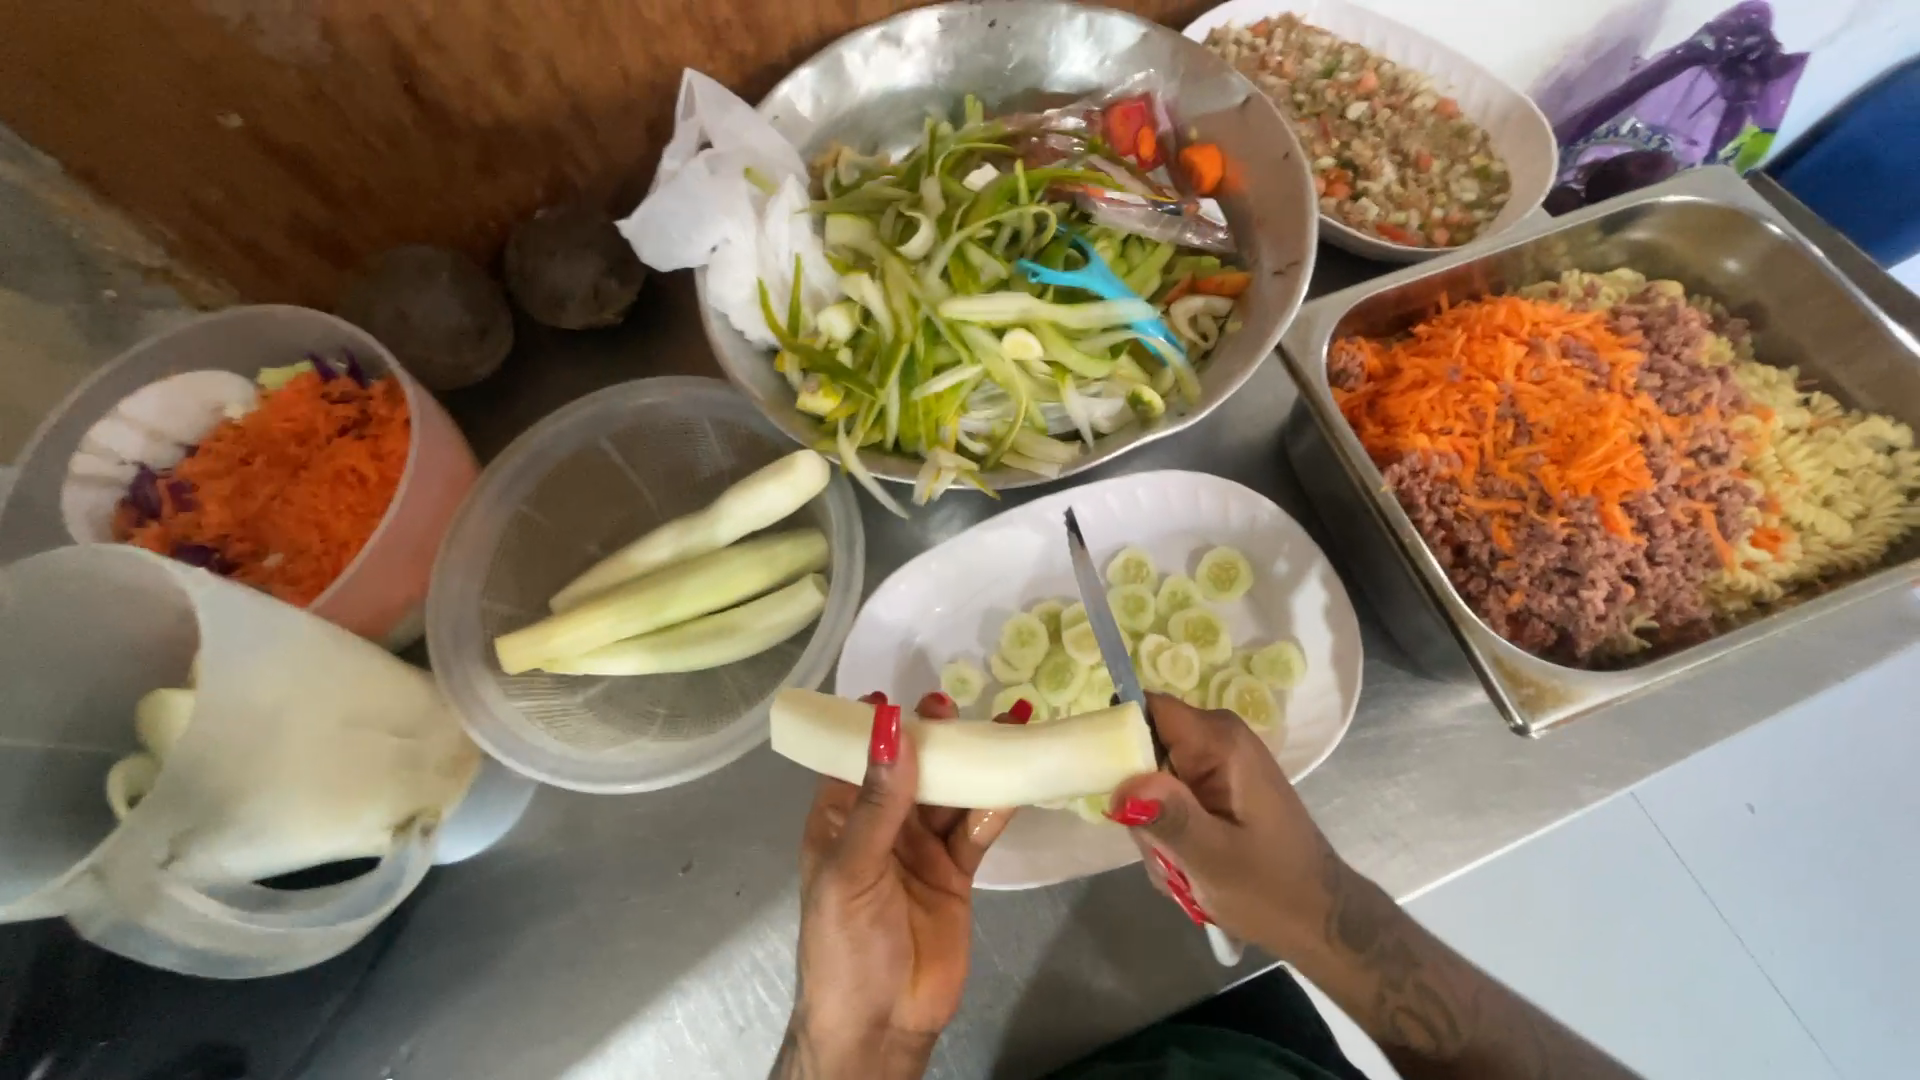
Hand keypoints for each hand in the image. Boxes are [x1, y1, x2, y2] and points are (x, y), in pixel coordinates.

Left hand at [775, 692, 1015, 1079]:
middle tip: (948, 707)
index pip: (856, 759)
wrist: (884, 1025)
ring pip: (949, 791)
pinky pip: (976, 828)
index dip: (874, 727)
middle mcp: (882, 823)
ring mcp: (921, 845)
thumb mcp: (852, 870)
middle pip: (910, 768)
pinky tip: (1012, 781)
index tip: (895, 695)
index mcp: (840, 817)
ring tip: (997, 726)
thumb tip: (891, 726)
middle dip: (930, 737)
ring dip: (971, 762)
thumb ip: (878, 802)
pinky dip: (994, 805)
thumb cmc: (845, 945)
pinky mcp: (957, 869)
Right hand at [1105, 692, 1344, 956]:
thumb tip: (1122, 786)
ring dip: (1153, 823)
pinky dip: (1168, 829)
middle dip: (1138, 798)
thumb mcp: (1214, 860)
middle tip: (1159, 847)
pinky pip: (1169, 793)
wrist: (1322, 920)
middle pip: (1143, 746)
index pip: (1146, 707)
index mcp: (1219, 741)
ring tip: (1178, 864)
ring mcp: (1218, 761)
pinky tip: (1186, 862)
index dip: (1120, 737)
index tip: (1112, 785)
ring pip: (1151, 776)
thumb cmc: (1273, 890)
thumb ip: (1169, 818)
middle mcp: (1218, 738)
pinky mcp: (1216, 784)